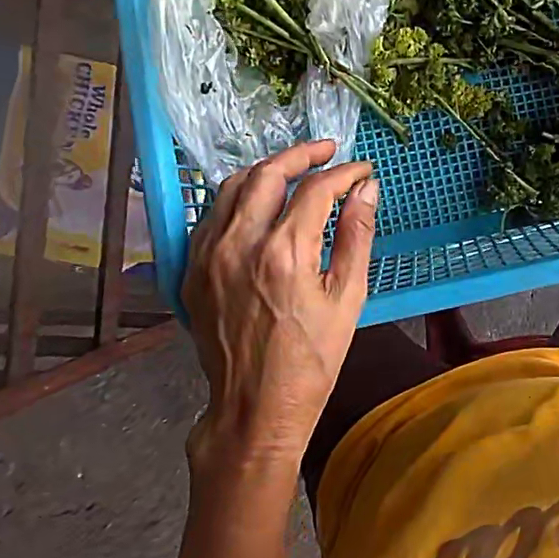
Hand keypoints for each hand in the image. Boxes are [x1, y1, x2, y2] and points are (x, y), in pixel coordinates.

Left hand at [180, 140, 377, 468]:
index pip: (315, 190)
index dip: (344, 173)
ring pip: (229, 189)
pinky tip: (260, 204)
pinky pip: (211, 217)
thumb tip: (367, 190)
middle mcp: (238, 245)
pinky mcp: (191, 272)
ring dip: (266, 171)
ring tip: (295, 169)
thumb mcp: (349, 296)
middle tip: (329, 151)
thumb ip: (357, 236)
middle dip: (301, 155)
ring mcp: (206, 257)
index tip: (364, 171)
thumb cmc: (315, 355)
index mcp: (283, 252)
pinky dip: (238, 198)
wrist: (256, 405)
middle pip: (265, 175)